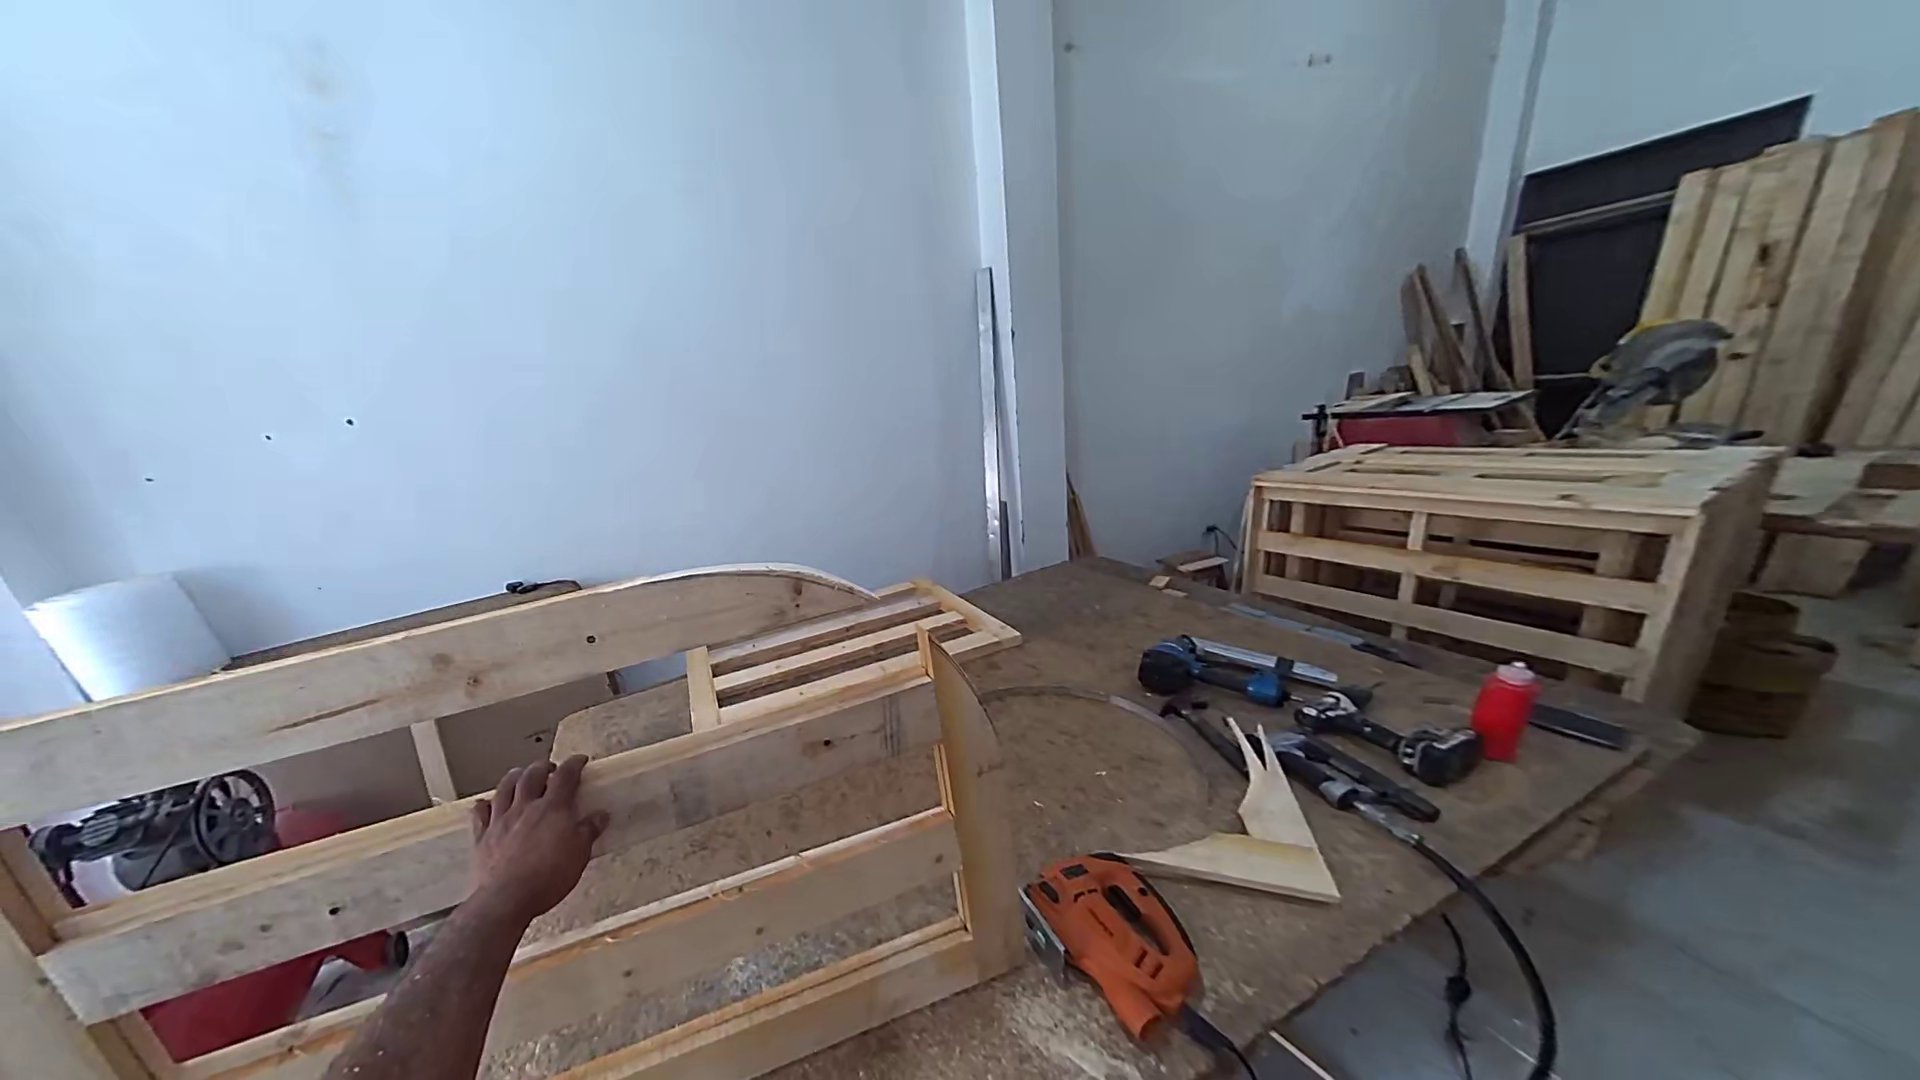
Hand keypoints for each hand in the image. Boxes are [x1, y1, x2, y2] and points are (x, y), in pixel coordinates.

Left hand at [467, 755, 607, 925]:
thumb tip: (600, 816)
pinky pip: (479, 815)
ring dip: (513, 777)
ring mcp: (501, 822)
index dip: (574, 764)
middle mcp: (525, 808)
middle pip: (531, 776)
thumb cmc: (548, 876)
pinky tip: (485, 803)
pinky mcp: (482, 839)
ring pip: (504, 789)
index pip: (565, 775)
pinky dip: (483, 805)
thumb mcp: (580, 853)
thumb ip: (589, 831)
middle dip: (542, 767)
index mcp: (553, 808)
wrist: (505, 900)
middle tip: (550, 768)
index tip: (580, 761)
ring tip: (520, 775)